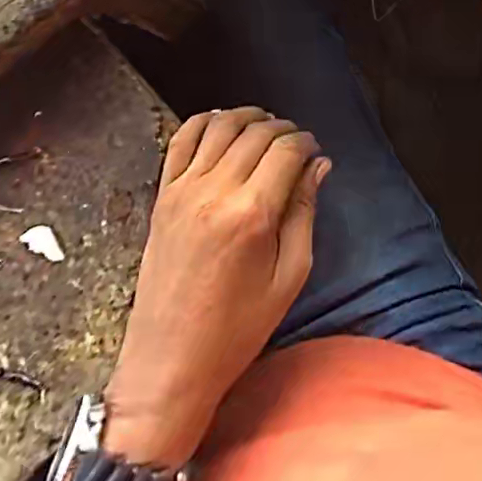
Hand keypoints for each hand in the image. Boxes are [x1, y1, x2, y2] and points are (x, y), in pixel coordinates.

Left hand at [104, 107, 329, 467]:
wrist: (168, 364)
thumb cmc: (238, 327)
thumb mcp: (290, 274)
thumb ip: (304, 211)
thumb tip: (319, 165)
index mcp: (251, 214)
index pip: (286, 150)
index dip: (307, 143)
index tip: (315, 152)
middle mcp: (215, 193)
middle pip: (257, 132)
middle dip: (284, 128)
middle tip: (297, 143)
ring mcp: (182, 192)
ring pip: (219, 125)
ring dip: (247, 116)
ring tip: (266, 125)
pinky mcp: (162, 198)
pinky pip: (181, 141)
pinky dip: (204, 122)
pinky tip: (223, 123)